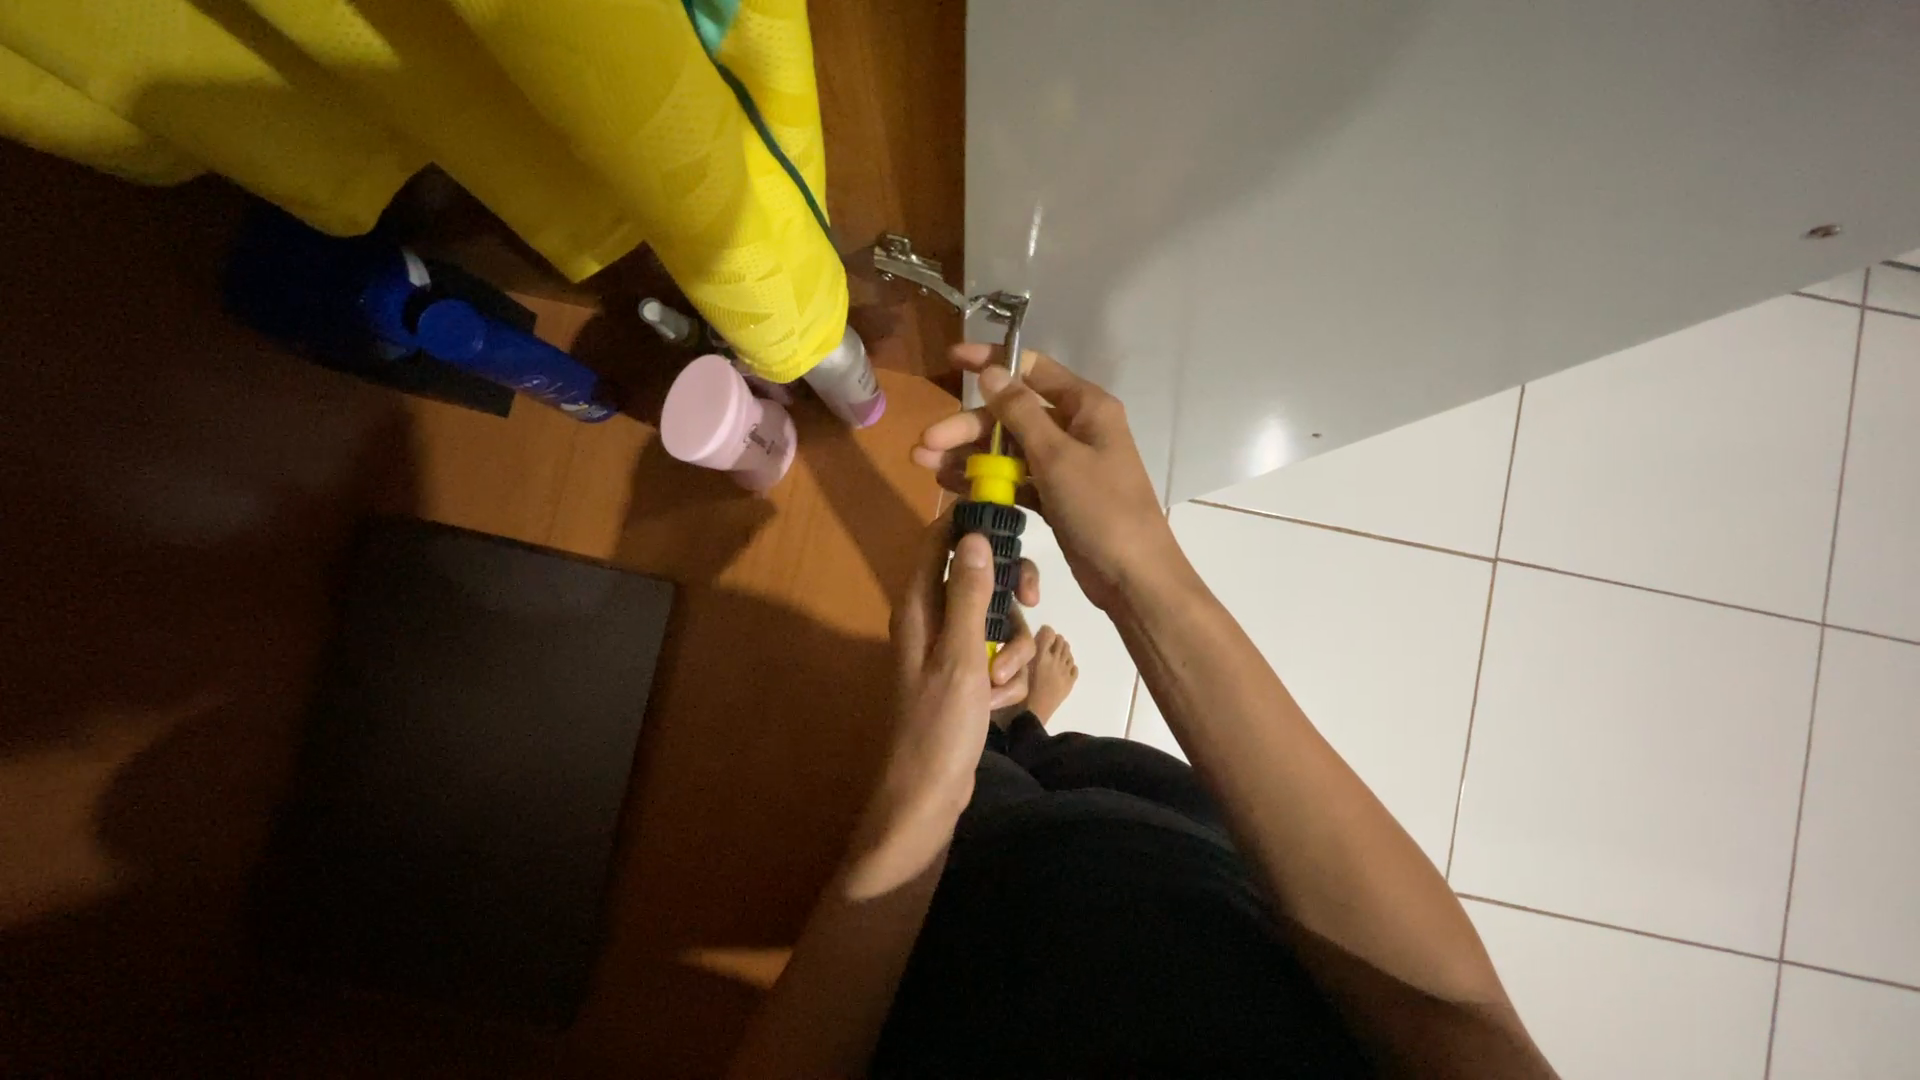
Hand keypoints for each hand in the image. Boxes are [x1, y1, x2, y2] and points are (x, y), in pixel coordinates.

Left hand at [851, 523, 1037, 897]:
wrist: (929, 794)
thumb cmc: (940, 725)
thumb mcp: (961, 656)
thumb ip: (969, 594)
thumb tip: (974, 535)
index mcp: (919, 605)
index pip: (940, 539)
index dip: (974, 526)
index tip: (1014, 530)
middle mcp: (931, 618)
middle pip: (981, 576)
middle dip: (1010, 595)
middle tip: (1030, 605)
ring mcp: (949, 648)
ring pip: (997, 618)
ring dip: (1012, 647)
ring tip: (1003, 684)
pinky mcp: (965, 675)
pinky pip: (997, 653)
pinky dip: (1006, 673)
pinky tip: (1000, 701)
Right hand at [914, 344, 1177, 612]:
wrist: (1132, 577)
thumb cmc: (1101, 509)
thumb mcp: (1057, 456)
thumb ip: (1020, 412)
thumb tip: (990, 371)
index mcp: (1085, 407)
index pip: (1032, 370)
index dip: (991, 362)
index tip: (951, 360)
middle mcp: (1074, 429)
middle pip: (1011, 415)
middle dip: (968, 427)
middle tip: (925, 442)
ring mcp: (1064, 465)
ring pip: (1009, 450)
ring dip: (969, 455)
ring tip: (925, 465)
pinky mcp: (1055, 497)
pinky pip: (1015, 480)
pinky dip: (988, 481)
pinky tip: (952, 486)